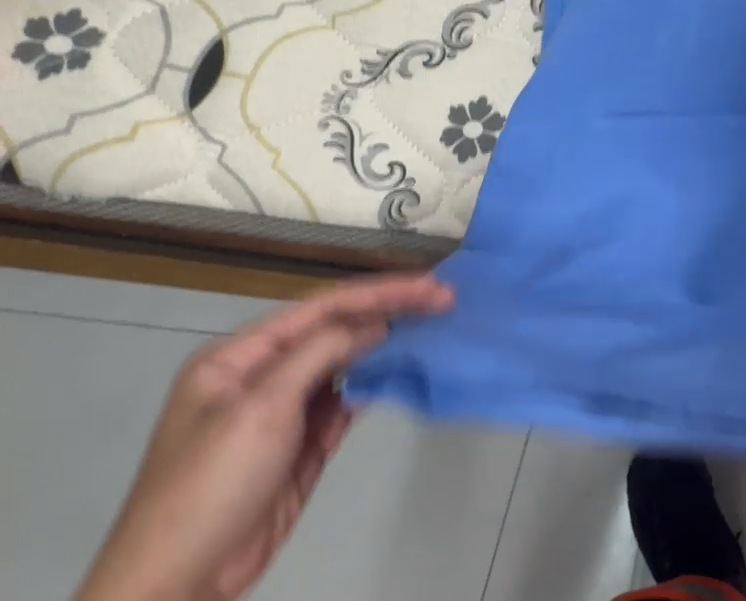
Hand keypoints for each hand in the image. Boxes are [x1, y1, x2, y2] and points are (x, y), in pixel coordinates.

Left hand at [76, 275, 453, 600]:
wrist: (185, 573)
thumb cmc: (213, 481)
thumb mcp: (262, 407)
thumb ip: (320, 352)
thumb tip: (378, 322)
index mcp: (238, 357)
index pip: (321, 308)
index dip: (380, 292)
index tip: (434, 286)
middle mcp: (263, 374)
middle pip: (338, 328)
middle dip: (392, 310)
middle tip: (448, 299)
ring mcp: (287, 407)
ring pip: (351, 359)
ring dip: (393, 342)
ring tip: (439, 325)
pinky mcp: (309, 438)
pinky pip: (354, 395)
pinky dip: (384, 378)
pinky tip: (413, 367)